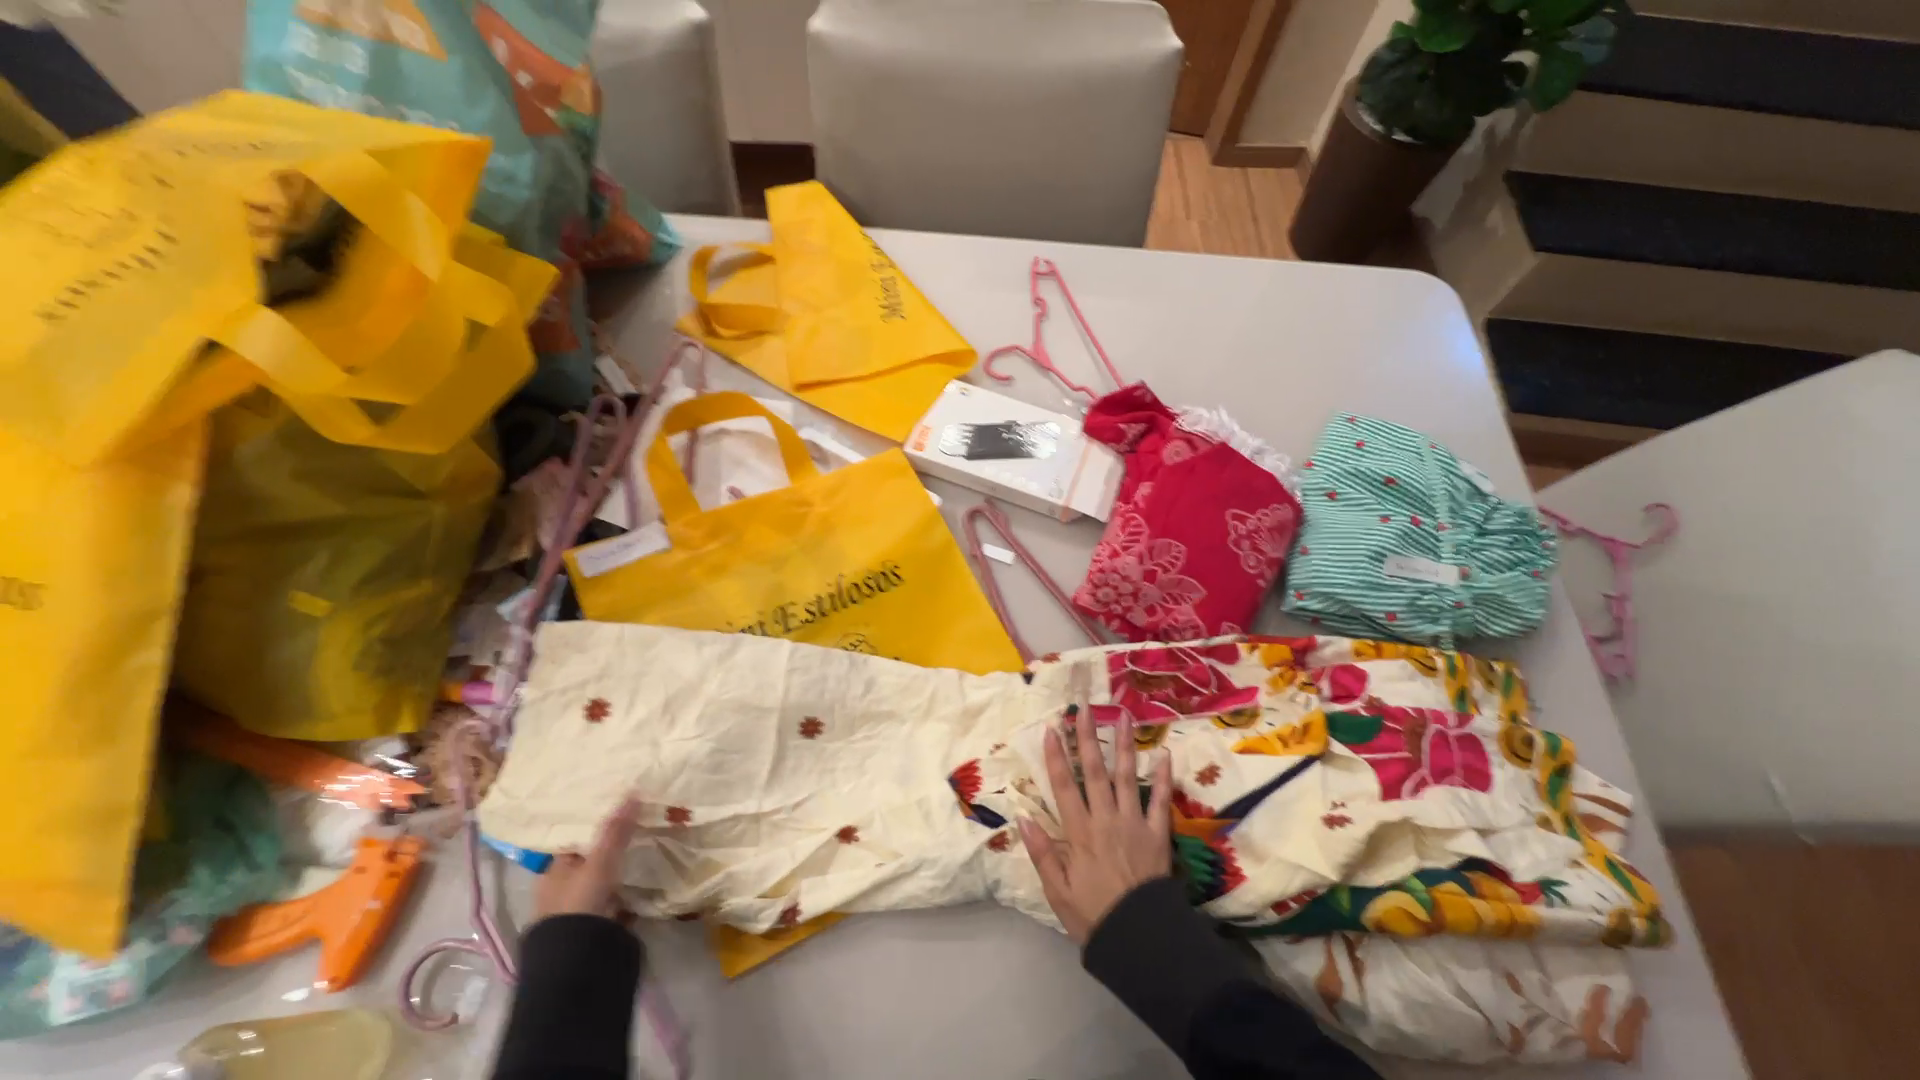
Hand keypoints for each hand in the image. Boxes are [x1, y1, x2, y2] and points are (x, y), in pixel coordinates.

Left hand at [535, 796, 639, 920]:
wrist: (575, 955)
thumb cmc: (580, 900)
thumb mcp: (600, 861)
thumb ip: (616, 830)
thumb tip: (633, 791)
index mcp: (552, 872)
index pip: (573, 844)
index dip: (593, 832)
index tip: (617, 820)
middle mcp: (556, 891)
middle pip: (585, 865)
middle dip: (605, 856)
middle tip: (633, 840)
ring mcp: (571, 913)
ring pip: (594, 887)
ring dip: (612, 879)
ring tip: (638, 863)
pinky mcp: (586, 931)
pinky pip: (605, 907)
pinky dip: (618, 900)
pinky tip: (634, 894)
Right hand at [1021, 708, 1172, 944]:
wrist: (1139, 936)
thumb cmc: (1091, 914)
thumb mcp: (1056, 890)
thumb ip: (1042, 852)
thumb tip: (1023, 817)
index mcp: (1079, 833)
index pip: (1064, 787)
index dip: (1056, 757)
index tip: (1051, 728)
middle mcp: (1106, 819)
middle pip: (1094, 772)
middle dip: (1087, 738)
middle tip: (1085, 708)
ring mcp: (1134, 824)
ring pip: (1127, 777)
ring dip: (1123, 745)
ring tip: (1122, 716)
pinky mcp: (1157, 834)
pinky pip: (1160, 801)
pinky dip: (1164, 778)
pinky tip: (1165, 754)